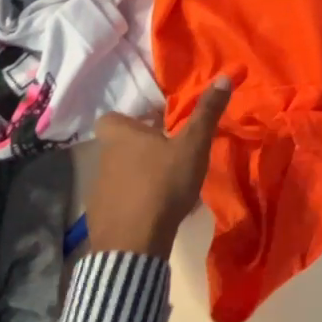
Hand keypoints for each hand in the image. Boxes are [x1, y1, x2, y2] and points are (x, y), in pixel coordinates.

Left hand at [85, 75, 232, 256]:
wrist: (134, 245)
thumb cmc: (163, 184)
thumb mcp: (193, 145)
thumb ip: (207, 112)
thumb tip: (224, 76)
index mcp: (120, 137)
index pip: (110, 118)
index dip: (129, 119)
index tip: (153, 125)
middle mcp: (103, 159)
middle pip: (118, 145)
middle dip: (140, 147)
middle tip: (169, 153)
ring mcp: (97, 191)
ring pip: (118, 173)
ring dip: (137, 174)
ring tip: (165, 182)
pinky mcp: (99, 219)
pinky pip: (117, 200)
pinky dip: (132, 201)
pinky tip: (153, 209)